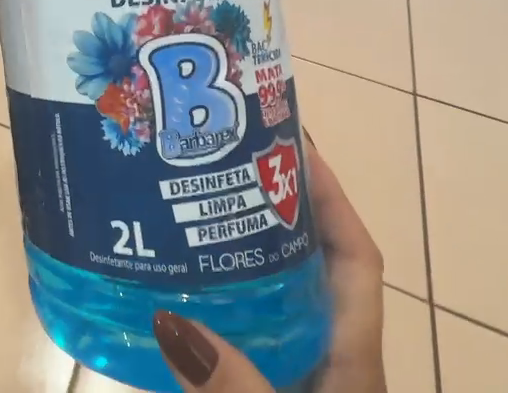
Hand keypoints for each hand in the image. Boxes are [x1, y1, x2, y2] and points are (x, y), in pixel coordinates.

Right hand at [152, 147, 387, 392]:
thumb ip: (237, 389)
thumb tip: (171, 323)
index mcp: (347, 355)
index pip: (354, 257)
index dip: (328, 195)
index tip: (287, 141)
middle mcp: (319, 350)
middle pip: (302, 259)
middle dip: (263, 203)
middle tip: (209, 155)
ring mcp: (285, 367)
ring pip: (260, 290)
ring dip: (224, 246)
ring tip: (171, 199)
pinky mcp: (252, 382)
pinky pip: (228, 325)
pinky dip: (199, 298)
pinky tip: (153, 284)